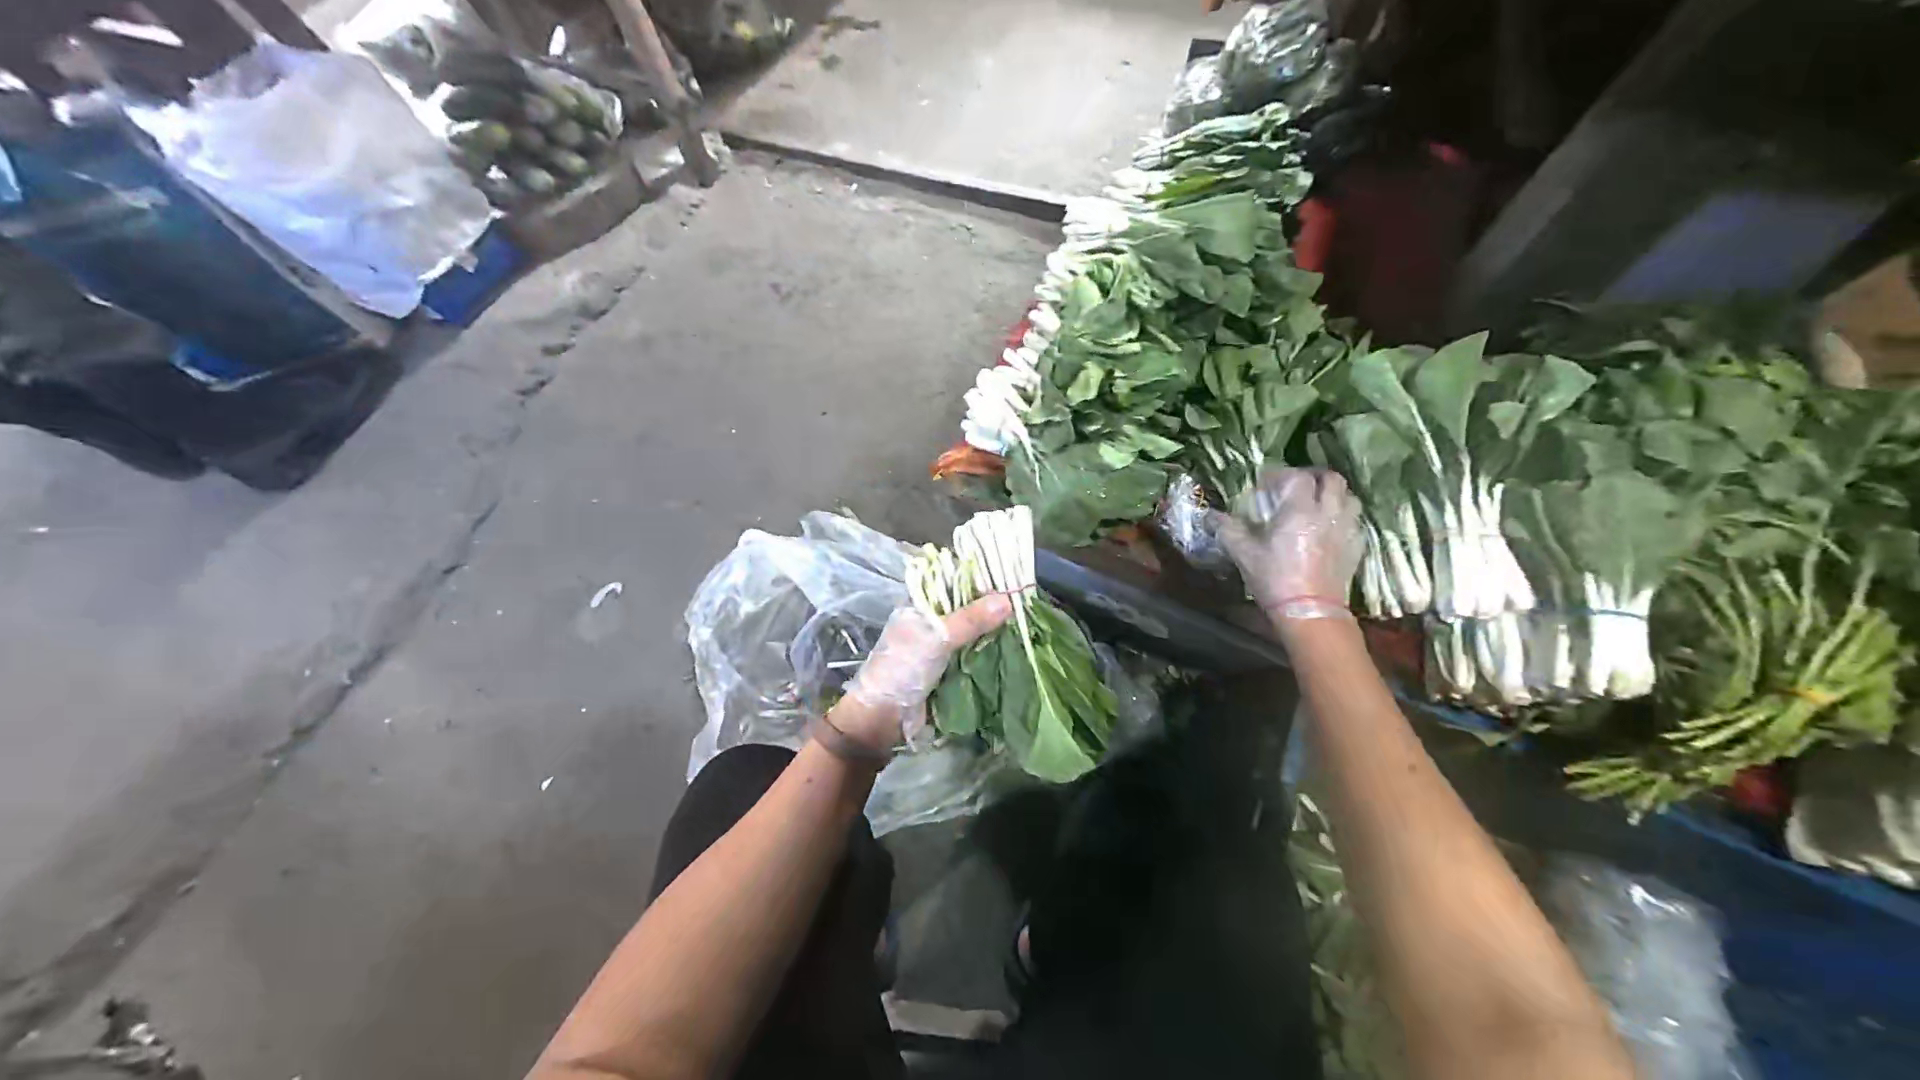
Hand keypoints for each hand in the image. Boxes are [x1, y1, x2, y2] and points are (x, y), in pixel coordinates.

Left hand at [829, 594, 1013, 755]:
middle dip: (991, 607)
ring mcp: (937, 647)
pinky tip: (1012, 647)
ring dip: (992, 631)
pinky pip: (971, 655)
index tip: (1012, 577)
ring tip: (1026, 622)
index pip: (953, 583)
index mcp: (919, 606)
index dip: (979, 579)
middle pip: (965, 608)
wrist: (883, 718)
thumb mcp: (937, 638)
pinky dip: (988, 652)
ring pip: (971, 633)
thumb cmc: (903, 668)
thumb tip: (1009, 599)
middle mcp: (929, 622)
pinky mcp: (946, 670)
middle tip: (1026, 601)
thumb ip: (971, 619)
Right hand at [1218, 467, 1364, 623]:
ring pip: (1348, 496)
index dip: (1280, 475)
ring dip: (1332, 494)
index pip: (1296, 476)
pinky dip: (1341, 515)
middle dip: (1312, 477)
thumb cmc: (1275, 580)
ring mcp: (1347, 528)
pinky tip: (1328, 527)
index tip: (1265, 484)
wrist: (1310, 612)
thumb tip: (1211, 516)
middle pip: (1330, 479)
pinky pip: (1354, 519)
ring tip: (1316, 503)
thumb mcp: (1244, 554)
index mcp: (1300, 510)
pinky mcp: (1357, 545)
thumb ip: (1229, 530)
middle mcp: (1328, 512)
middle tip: (1295, 487)